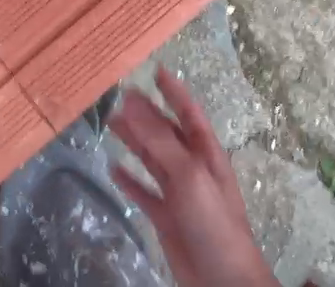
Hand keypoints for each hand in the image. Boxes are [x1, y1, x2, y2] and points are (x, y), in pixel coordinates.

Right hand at [109, 65, 278, 286]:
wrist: (224, 282)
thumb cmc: (213, 221)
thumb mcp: (188, 174)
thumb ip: (159, 138)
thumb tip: (130, 100)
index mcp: (206, 154)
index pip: (189, 112)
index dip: (174, 91)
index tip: (155, 69)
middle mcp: (192, 168)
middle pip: (165, 133)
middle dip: (145, 114)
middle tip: (119, 94)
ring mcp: (179, 194)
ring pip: (152, 159)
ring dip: (133, 141)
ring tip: (110, 123)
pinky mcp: (166, 217)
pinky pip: (144, 192)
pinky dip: (129, 180)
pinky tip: (113, 169)